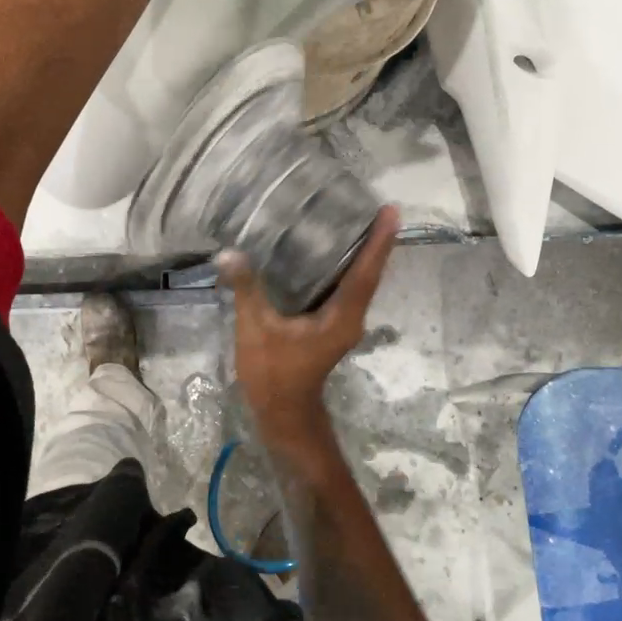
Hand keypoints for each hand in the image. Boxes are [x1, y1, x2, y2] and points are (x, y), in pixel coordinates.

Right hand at [218, 206, 399, 443]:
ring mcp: (343, 323)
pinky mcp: (330, 325)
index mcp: (342, 317)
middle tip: (376, 206)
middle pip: (368, 273)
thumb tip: (229, 253)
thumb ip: (246, 290)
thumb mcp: (256, 330)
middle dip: (374, 240)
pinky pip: (344, 288)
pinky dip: (343, 266)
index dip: (378, 242)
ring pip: (358, 281)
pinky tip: (327, 249)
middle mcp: (351, 317)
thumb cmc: (274, 374)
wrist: (283, 414)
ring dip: (362, 252)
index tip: (391, 212)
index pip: (365, 272)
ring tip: (357, 218)